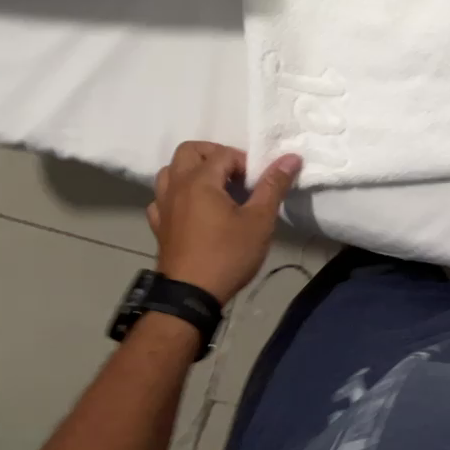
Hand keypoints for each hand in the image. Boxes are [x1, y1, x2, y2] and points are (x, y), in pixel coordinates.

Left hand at [147, 141, 302, 303]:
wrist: (189, 298)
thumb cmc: (227, 256)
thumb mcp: (259, 221)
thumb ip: (273, 186)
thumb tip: (290, 158)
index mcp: (200, 180)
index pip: (224, 154)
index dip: (245, 163)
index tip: (257, 184)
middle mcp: (177, 186)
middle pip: (189, 151)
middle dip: (214, 155)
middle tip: (235, 175)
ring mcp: (163, 206)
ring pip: (170, 172)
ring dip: (191, 171)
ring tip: (214, 188)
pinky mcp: (159, 226)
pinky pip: (162, 198)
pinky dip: (176, 195)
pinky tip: (192, 209)